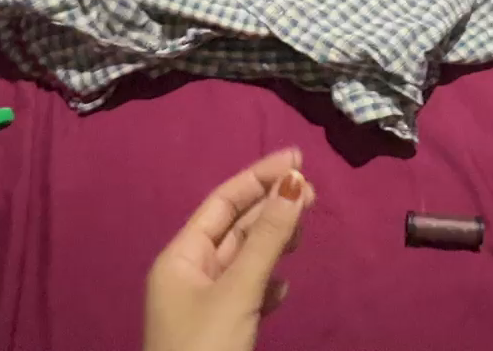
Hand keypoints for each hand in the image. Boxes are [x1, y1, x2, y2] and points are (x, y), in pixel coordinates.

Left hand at [144, 148, 316, 350]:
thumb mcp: (239, 290)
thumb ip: (268, 236)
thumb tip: (294, 180)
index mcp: (180, 257)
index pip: (223, 201)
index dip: (259, 176)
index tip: (297, 159)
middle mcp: (188, 274)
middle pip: (235, 226)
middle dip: (272, 207)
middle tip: (313, 192)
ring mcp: (203, 305)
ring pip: (244, 258)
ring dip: (273, 241)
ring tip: (304, 230)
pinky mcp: (220, 333)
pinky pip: (247, 291)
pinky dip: (267, 281)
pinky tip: (283, 286)